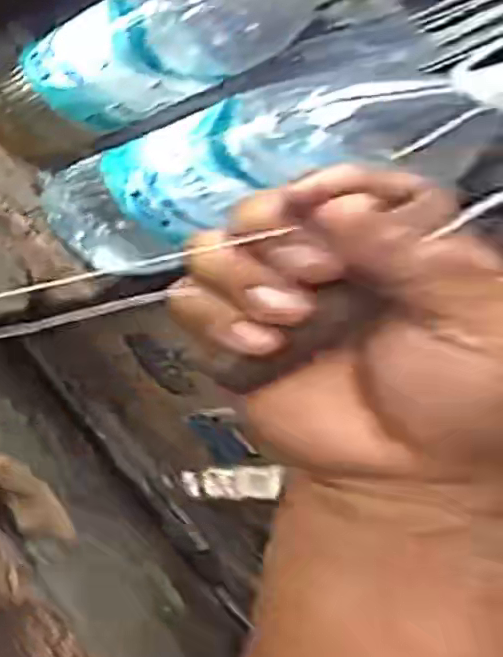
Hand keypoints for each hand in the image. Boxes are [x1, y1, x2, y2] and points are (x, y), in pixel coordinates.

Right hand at [168, 166, 502, 505]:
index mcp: (387, 250)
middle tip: (314, 276)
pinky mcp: (215, 322)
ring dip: (239, 282)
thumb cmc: (462, 399)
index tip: (316, 199)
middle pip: (258, 210)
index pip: (350, 189)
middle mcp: (316, 259)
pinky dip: (214, 319)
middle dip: (272, 238)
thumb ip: (421, 258)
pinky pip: (183, 297)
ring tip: (284, 322)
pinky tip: (255, 346)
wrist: (400, 474)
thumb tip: (338, 203)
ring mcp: (256, 290)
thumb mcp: (478, 327)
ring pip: (207, 249)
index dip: (330, 183)